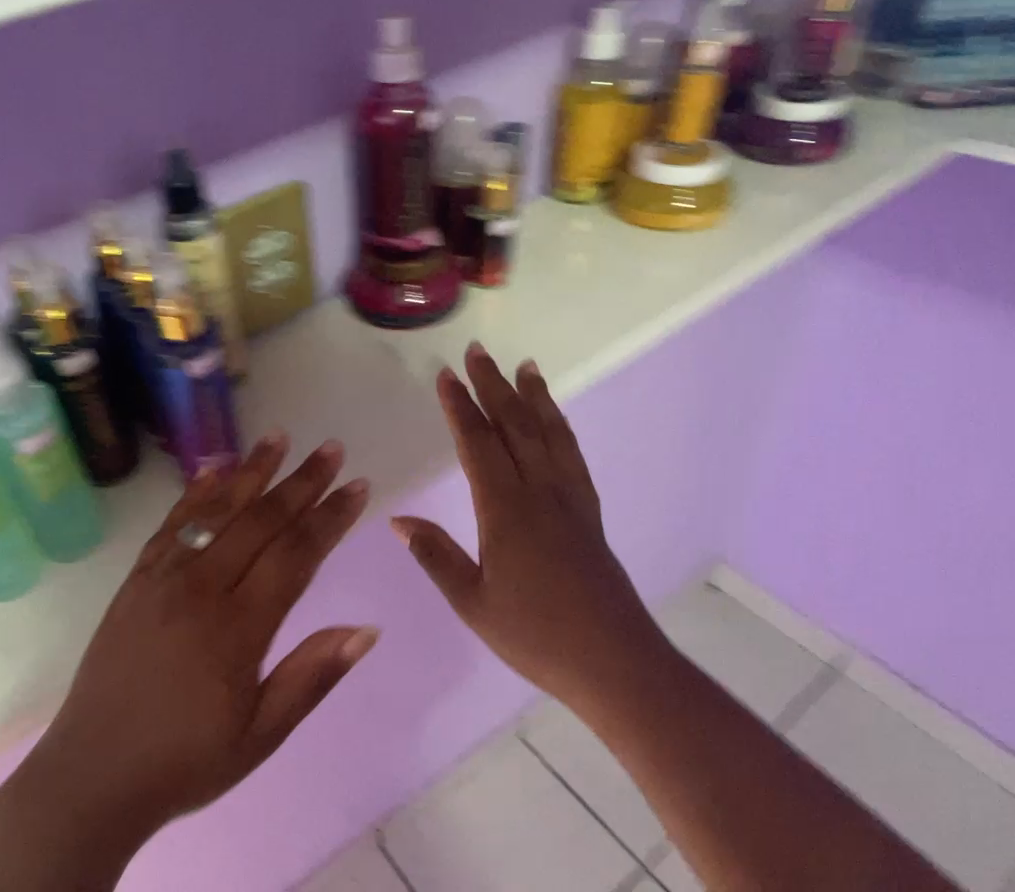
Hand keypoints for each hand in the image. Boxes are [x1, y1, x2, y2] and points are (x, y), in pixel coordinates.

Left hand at [28, 432, 377, 831]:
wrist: (94, 772)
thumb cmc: (186, 761)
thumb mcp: (260, 735)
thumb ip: (312, 676)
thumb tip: (366, 629)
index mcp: (238, 629)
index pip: (295, 556)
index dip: (330, 518)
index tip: (357, 486)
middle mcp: (200, 590)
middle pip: (259, 522)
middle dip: (299, 483)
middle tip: (330, 449)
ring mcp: (161, 580)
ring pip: (214, 513)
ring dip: (249, 472)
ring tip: (277, 437)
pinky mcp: (134, 582)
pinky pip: (170, 526)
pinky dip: (195, 495)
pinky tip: (212, 472)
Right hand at [394, 343, 669, 715]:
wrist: (615, 663)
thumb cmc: (536, 636)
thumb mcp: (473, 602)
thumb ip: (436, 557)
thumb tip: (398, 521)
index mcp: (506, 511)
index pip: (478, 445)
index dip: (460, 409)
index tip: (446, 376)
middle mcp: (541, 494)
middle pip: (516, 427)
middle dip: (494, 387)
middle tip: (479, 352)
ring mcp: (571, 502)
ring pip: (550, 436)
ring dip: (534, 398)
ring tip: (525, 367)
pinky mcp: (589, 516)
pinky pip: (573, 457)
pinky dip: (561, 429)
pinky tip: (555, 423)